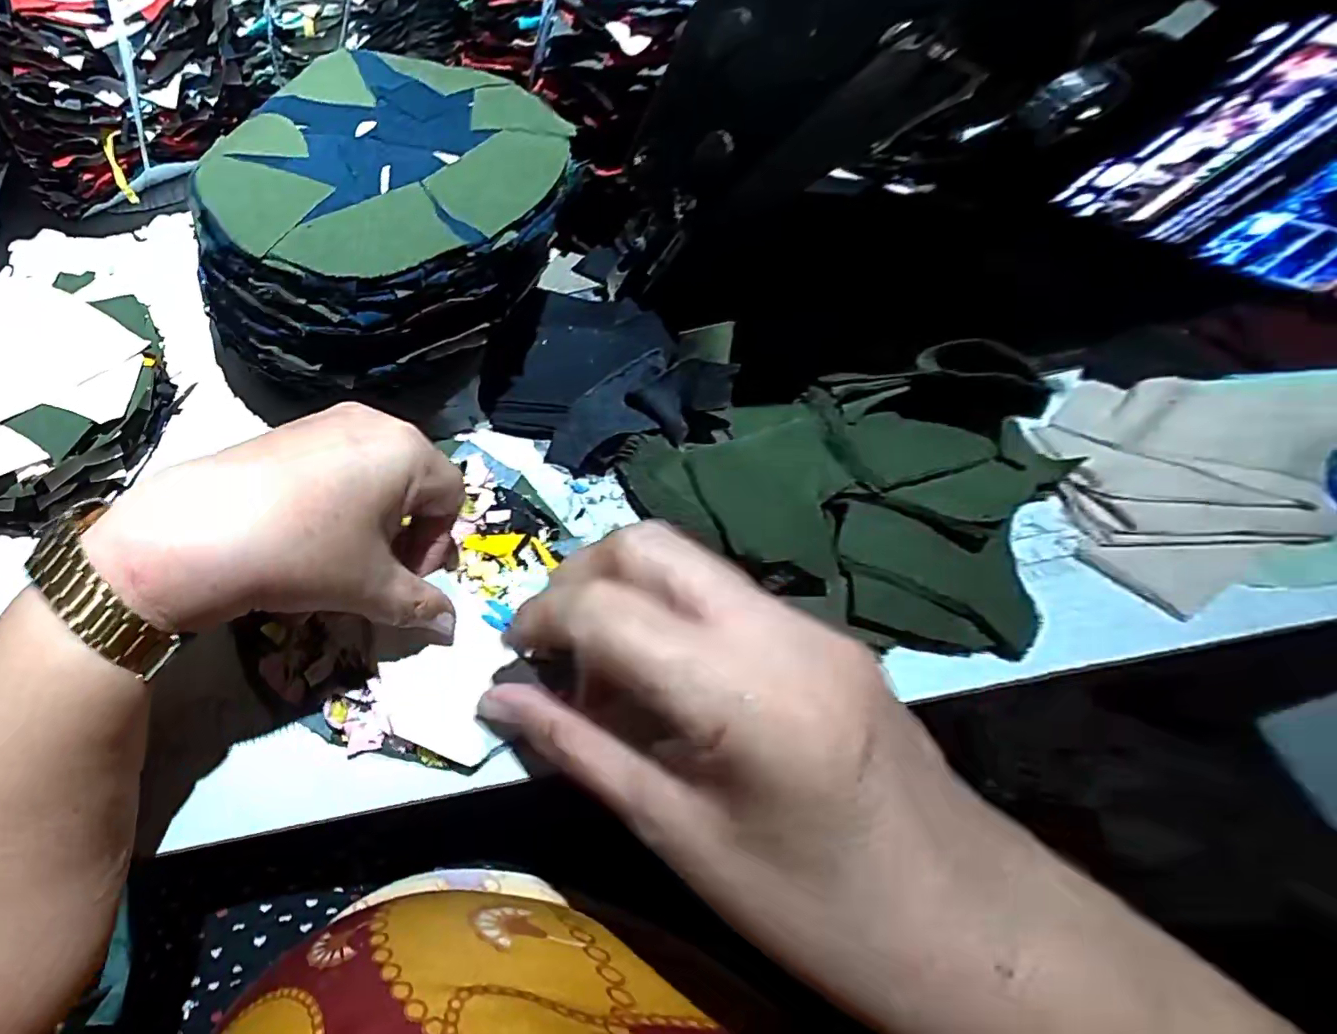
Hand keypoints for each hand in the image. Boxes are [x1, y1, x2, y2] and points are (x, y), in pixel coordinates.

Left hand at [81, 402, 462, 633]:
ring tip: (338, 555)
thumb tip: (450, 626)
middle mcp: (373, 422)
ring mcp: (327, 420)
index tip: (405, 579)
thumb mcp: (372, 586)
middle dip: (405, 532)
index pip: (452, 497)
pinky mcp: (290, 430)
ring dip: (373, 519)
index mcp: (407, 448)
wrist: (200, 532)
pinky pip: (338, 464)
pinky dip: (339, 500)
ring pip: (375, 474)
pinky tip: (306, 533)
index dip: (437, 545)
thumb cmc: (307, 554)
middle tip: (377, 571)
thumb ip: (421, 605)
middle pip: (414, 481)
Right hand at [481, 521, 954, 896]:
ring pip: (681, 556)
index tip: (515, 657)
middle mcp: (777, 630)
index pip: (606, 607)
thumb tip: (495, 700)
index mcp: (742, 691)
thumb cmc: (815, 907)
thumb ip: (575, 750)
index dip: (540, 619)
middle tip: (552, 644)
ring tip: (600, 666)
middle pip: (644, 545)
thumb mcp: (675, 834)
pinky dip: (661, 610)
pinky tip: (659, 678)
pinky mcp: (822, 634)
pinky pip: (716, 591)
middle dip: (575, 579)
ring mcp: (808, 624)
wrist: (988, 938)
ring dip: (618, 589)